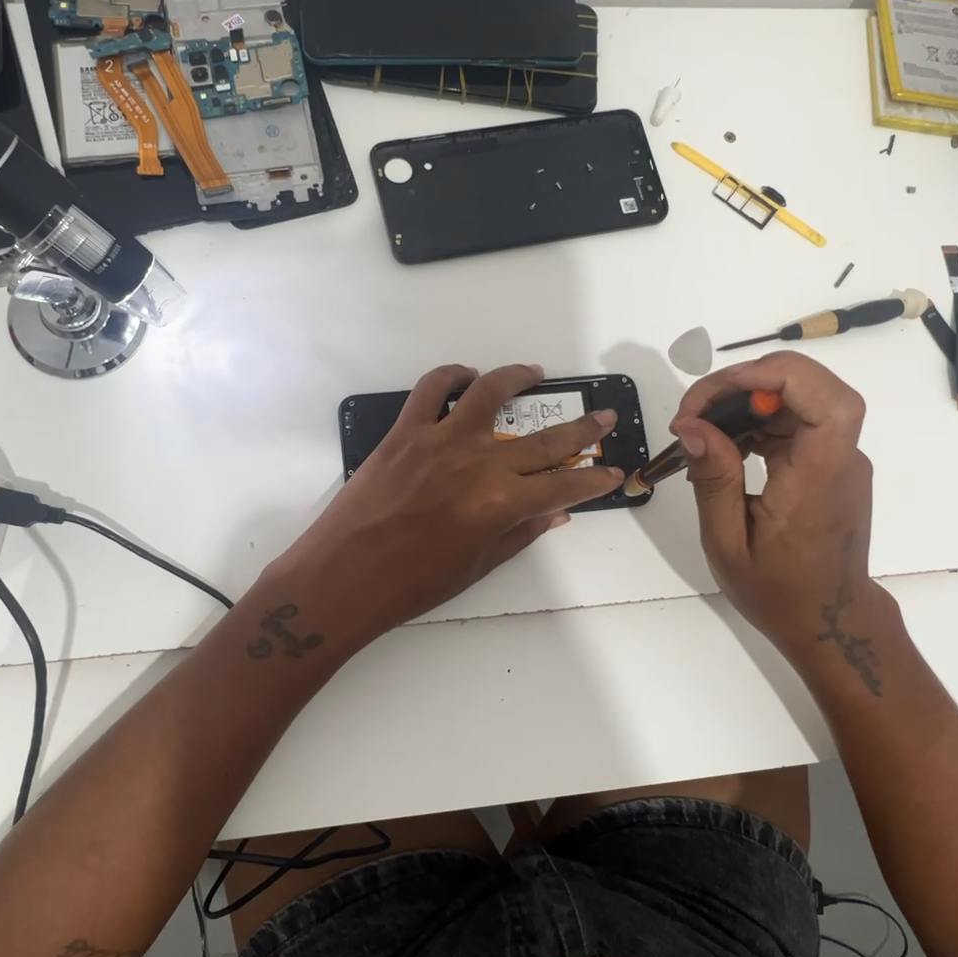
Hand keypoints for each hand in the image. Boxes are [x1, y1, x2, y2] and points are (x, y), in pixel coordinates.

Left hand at [276, 364, 622, 639]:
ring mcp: (440, 440)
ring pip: (490, 393)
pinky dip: (451, 375)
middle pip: (544, 439)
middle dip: (582, 429)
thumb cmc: (412, 583)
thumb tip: (555, 512)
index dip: (594, 480)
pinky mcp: (405, 431)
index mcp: (502, 503)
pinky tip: (465, 376)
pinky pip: (432, 389)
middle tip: (604, 418)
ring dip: (518, 377)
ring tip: (535, 373)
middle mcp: (479, 462)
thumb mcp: (477, 566)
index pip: (564, 485)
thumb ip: (520, 534)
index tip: (613, 472)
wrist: (345, 575)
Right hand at [671, 351, 884, 655]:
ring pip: (800, 397)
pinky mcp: (828, 463)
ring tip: (699, 428)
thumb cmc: (777, 592)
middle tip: (695, 411)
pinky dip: (756, 419)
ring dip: (746, 399)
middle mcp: (840, 458)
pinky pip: (796, 420)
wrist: (827, 620)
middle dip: (747, 382)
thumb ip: (713, 480)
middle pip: (810, 385)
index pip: (825, 400)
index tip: (718, 394)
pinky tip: (723, 443)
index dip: (773, 376)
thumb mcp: (728, 543)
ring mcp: (839, 458)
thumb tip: (693, 426)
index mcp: (820, 478)